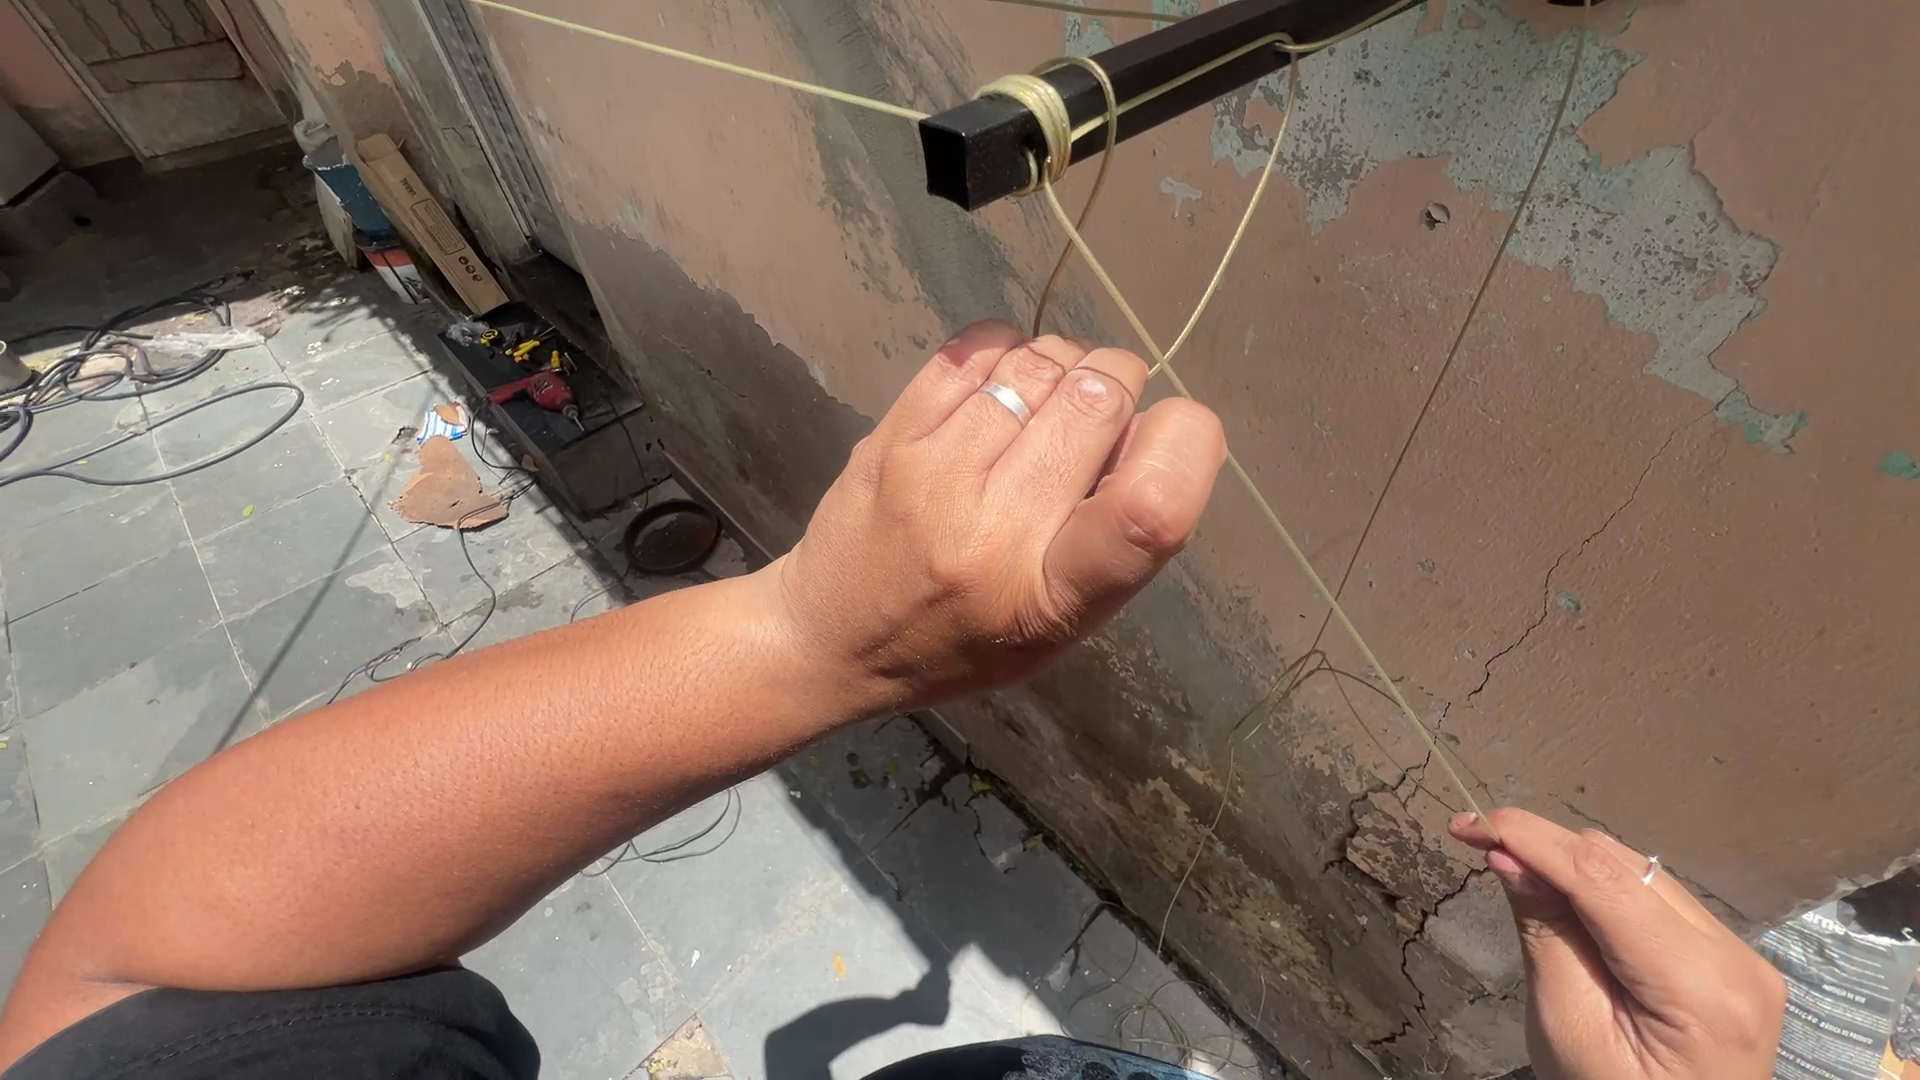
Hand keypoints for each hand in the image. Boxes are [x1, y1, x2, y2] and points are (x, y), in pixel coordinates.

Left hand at [774, 321, 1225, 709]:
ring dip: (1065, 366)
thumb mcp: (1056, 630)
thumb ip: (1113, 541)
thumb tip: (1148, 428)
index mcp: (1051, 599)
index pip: (1150, 508)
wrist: (830, 637)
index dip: (1184, 443)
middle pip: (1098, 400)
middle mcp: (993, 534)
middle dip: (1119, 386)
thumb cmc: (958, 644)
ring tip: (1045, 404)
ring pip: (1042, 362)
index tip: (1164, 437)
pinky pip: (980, 344)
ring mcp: (934, 475)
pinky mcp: (892, 433)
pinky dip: (1009, 349)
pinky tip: (1001, 384)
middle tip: (1097, 417)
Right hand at [1450, 809, 1785, 1079]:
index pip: (1600, 876)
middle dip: (1540, 845)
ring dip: (1564, 859)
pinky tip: (1561, 897)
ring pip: (1630, 865)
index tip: (1462, 824)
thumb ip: (1544, 931)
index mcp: (1699, 984)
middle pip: (1617, 862)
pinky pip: (1647, 887)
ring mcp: (1737, 952)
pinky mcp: (1726, 953)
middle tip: (1477, 848)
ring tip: (1517, 877)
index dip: (1525, 835)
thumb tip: (1505, 855)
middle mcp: (1733, 954)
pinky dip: (1592, 879)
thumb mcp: (1565, 1022)